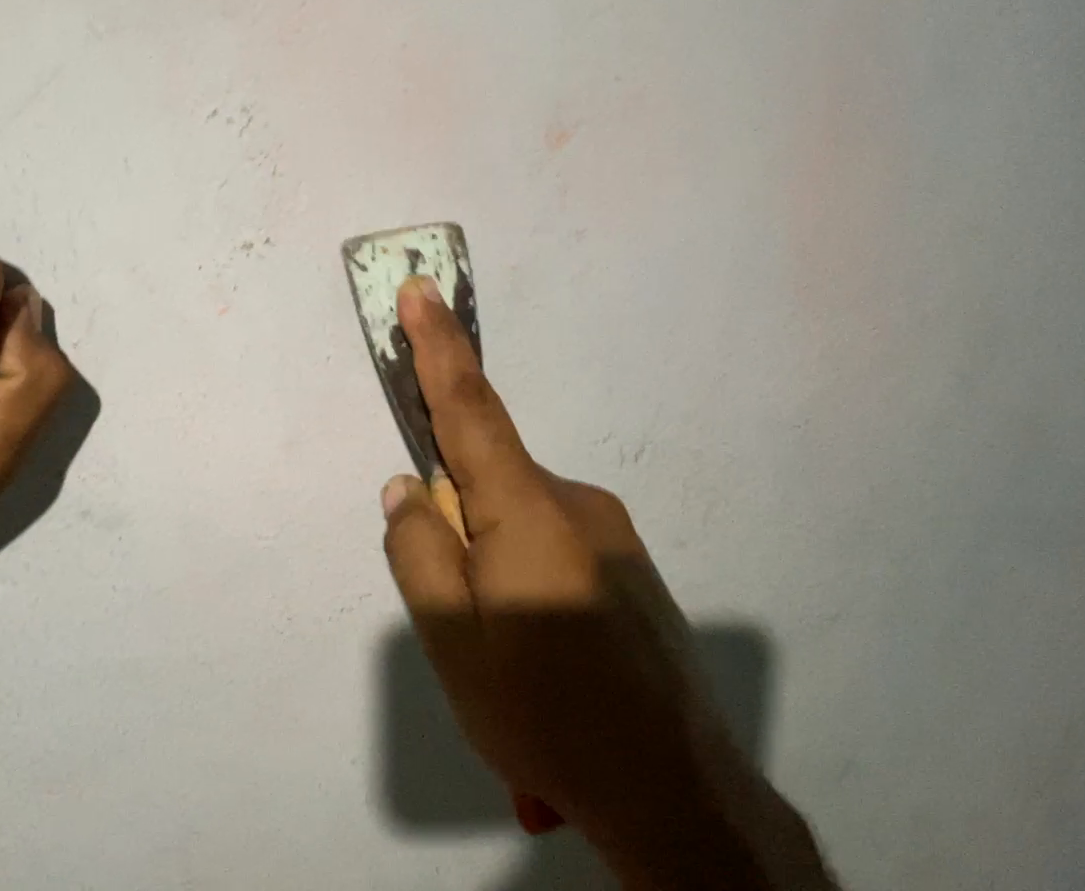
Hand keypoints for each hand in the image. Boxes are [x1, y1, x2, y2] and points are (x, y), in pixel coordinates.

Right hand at [380, 278, 762, 871]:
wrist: (675, 793)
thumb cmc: (543, 708)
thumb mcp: (450, 638)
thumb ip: (416, 549)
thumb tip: (409, 488)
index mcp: (526, 509)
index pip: (469, 408)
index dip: (439, 348)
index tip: (420, 291)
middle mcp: (577, 505)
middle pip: (488, 485)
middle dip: (456, 529)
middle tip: (458, 620)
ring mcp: (613, 540)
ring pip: (519, 531)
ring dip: (494, 582)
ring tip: (504, 672)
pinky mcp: (632, 576)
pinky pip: (555, 562)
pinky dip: (529, 602)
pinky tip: (543, 676)